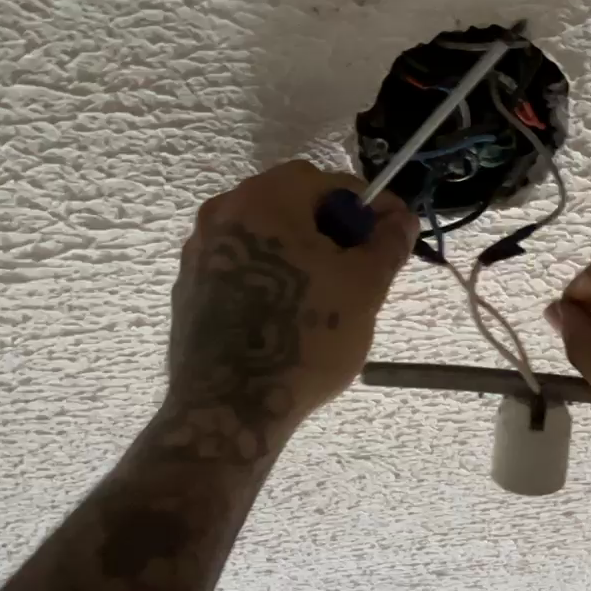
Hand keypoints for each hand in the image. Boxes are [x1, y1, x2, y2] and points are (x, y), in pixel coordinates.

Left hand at [167, 161, 418, 436]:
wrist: (230, 407)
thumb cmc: (306, 336)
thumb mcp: (364, 287)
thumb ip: (388, 243)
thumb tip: (401, 220)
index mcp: (265, 198)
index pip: (331, 183)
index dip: (370, 208)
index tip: (391, 238)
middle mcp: (223, 213)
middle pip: (293, 206)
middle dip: (334, 232)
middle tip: (361, 271)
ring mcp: (199, 252)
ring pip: (266, 238)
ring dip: (301, 255)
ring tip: (327, 299)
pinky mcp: (189, 290)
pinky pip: (242, 268)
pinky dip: (271, 279)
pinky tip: (288, 317)